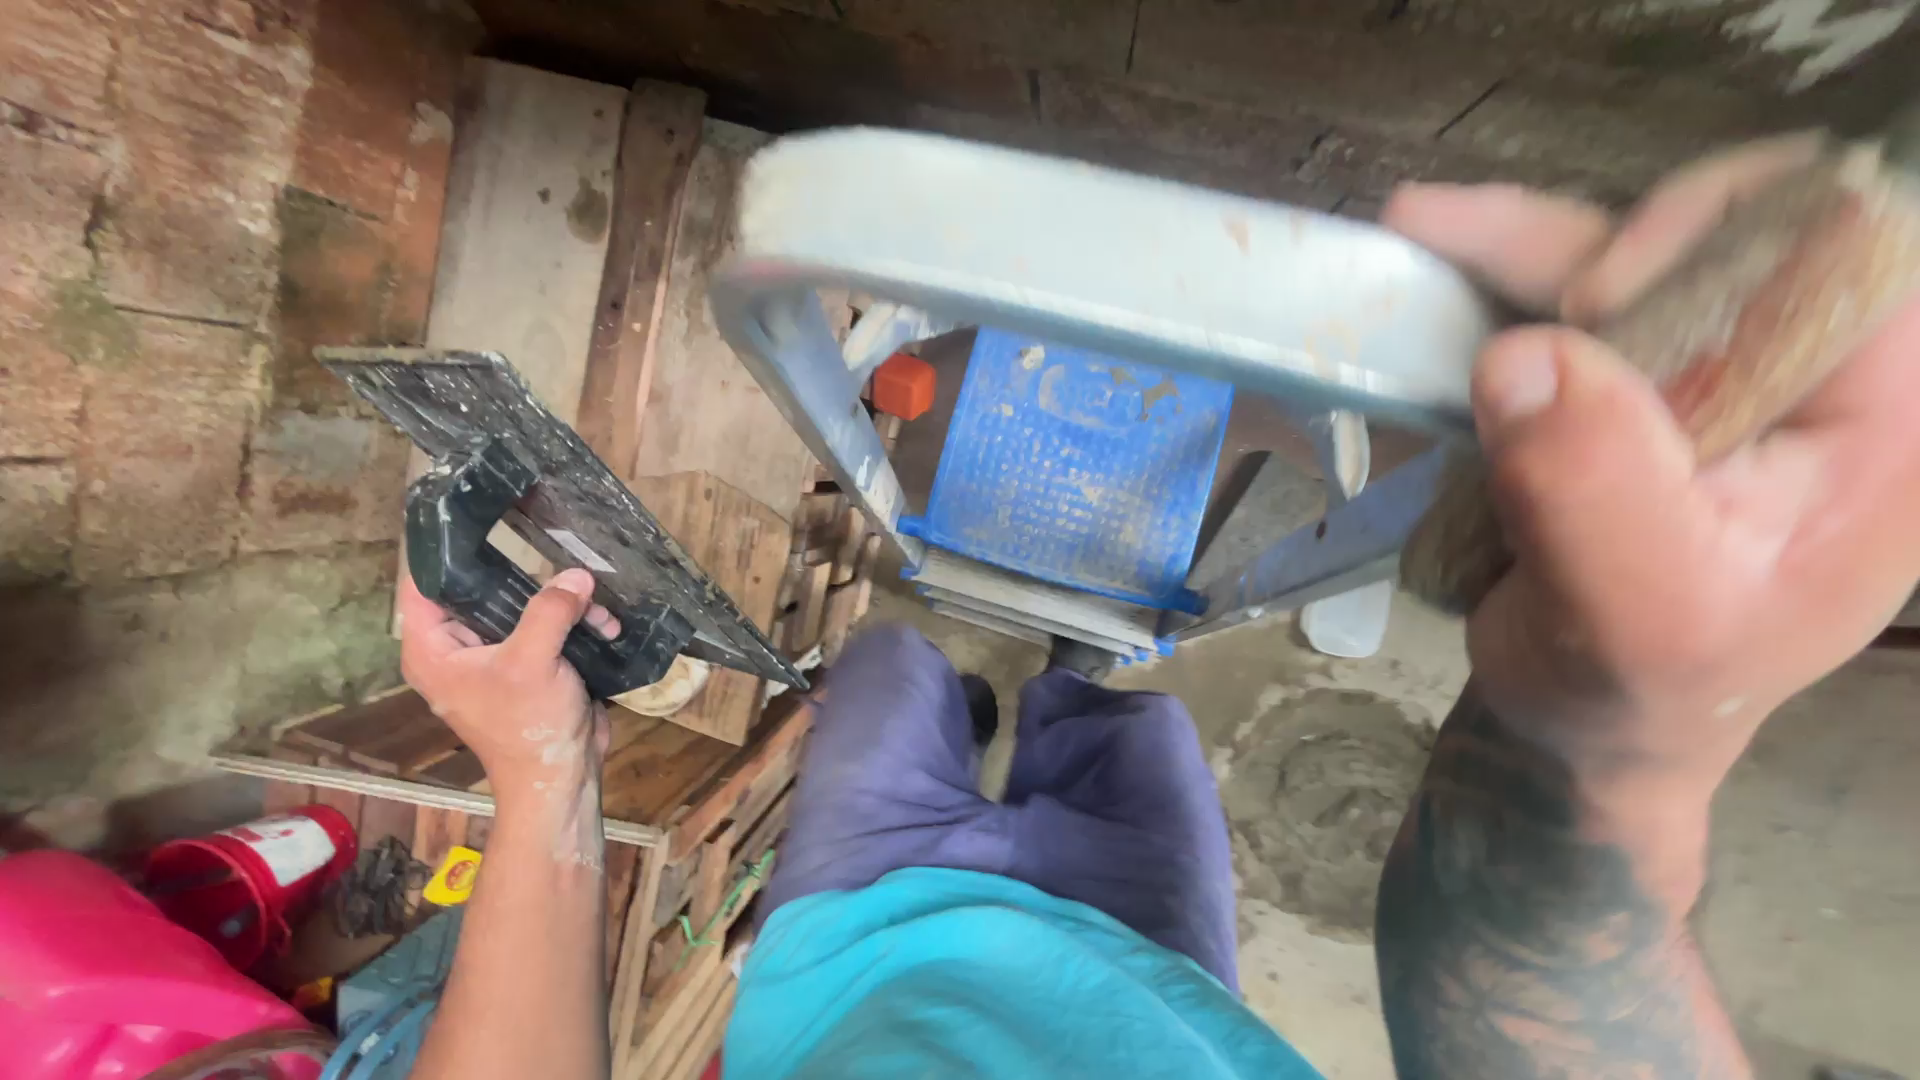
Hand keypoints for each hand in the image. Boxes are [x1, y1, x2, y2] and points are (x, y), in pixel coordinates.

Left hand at [398, 567, 620, 800]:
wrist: (562, 774)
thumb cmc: (527, 725)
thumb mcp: (532, 661)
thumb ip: (550, 611)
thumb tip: (577, 576)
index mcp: (435, 648)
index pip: (425, 584)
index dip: (446, 551)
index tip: (478, 517)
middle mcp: (461, 648)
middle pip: (487, 591)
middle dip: (530, 577)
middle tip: (562, 559)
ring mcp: (500, 658)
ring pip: (528, 608)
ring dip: (567, 606)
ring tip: (599, 613)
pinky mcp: (535, 666)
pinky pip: (551, 628)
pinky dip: (578, 624)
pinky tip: (605, 626)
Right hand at [1384, 135, 1919, 792]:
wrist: (1578, 720)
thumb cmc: (1628, 687)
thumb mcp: (1632, 612)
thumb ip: (1592, 492)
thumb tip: (1513, 356)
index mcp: (1874, 420)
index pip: (1842, 251)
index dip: (1713, 242)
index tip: (1589, 305)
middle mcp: (1792, 380)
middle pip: (1710, 239)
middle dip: (1582, 239)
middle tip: (1464, 253)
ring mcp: (1692, 384)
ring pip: (1615, 263)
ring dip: (1512, 246)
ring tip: (1413, 224)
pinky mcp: (1609, 399)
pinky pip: (1550, 314)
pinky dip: (1484, 291)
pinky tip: (1429, 272)